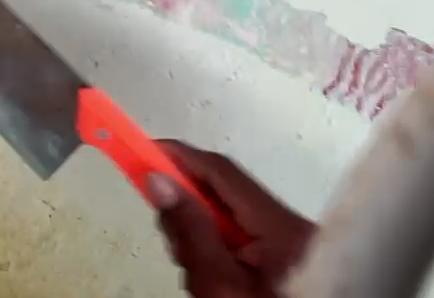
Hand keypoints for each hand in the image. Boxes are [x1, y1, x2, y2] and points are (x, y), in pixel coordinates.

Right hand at [147, 140, 316, 297]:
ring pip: (231, 218)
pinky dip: (219, 248)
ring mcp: (296, 248)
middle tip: (169, 232)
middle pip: (224, 194)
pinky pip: (245, 238)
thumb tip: (156, 180)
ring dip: (201, 233)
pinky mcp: (292, 264)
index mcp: (284, 230)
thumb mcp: (218, 285)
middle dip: (188, 206)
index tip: (137, 150)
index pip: (219, 171)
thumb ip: (189, 230)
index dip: (176, 156)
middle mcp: (295, 230)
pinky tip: (215, 277)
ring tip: (197, 272)